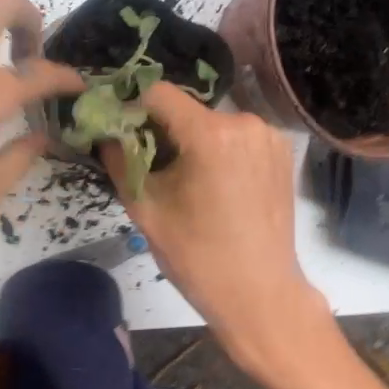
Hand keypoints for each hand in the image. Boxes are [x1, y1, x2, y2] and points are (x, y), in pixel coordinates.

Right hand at [106, 84, 328, 377]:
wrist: (261, 295)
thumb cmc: (199, 257)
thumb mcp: (147, 208)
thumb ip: (120, 160)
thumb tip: (105, 131)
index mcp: (212, 134)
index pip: (158, 94)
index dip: (131, 106)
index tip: (117, 128)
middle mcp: (246, 122)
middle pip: (187, 110)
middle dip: (162, 129)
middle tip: (146, 161)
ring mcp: (269, 136)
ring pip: (213, 123)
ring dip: (192, 140)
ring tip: (182, 178)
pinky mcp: (282, 152)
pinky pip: (237, 137)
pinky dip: (219, 150)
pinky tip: (213, 184)